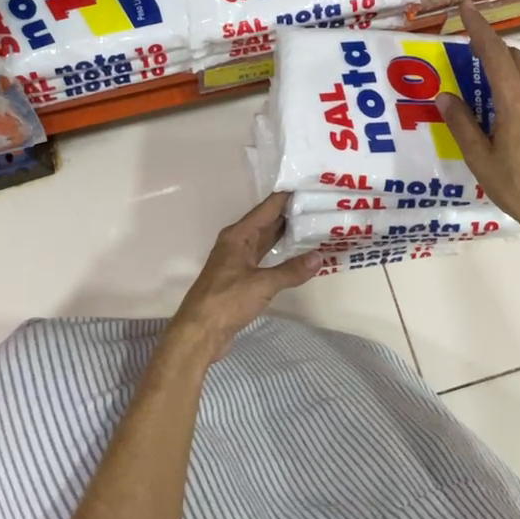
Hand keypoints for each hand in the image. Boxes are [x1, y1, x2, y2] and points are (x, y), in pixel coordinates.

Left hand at [169, 193, 320, 362]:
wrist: (200, 332)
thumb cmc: (227, 301)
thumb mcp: (263, 284)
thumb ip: (292, 271)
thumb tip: (320, 257)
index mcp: (238, 236)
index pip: (267, 208)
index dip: (287, 196)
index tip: (310, 186)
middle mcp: (236, 243)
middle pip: (267, 222)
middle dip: (291, 214)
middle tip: (319, 206)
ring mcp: (237, 261)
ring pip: (265, 241)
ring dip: (286, 235)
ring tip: (313, 226)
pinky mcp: (240, 279)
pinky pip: (264, 259)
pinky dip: (280, 255)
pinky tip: (297, 255)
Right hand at [437, 3, 519, 251]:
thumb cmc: (516, 187)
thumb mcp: (479, 158)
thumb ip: (461, 124)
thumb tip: (445, 96)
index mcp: (515, 102)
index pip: (495, 54)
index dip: (479, 28)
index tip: (466, 7)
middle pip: (514, 57)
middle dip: (491, 45)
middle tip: (466, 47)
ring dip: (507, 61)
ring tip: (484, 69)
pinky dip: (518, 78)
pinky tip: (506, 96)